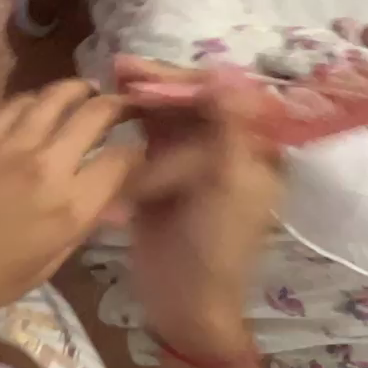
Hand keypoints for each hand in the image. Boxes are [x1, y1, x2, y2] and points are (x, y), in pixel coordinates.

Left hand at [0, 79, 140, 346]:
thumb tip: (109, 200)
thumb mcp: (44, 268)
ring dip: (80, 90)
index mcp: (71, 209)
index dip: (139, 151)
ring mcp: (11, 145)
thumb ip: (80, 227)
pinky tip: (42, 106)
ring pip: (58, 96)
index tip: (140, 151)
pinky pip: (17, 104)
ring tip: (89, 93)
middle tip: (125, 108)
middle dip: (119, 107)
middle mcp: (49, 166)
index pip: (123, 159)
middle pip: (97, 114)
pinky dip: (37, 99)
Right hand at [118, 58, 282, 354]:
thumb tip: (227, 71)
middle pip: (194, 100)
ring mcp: (192, 159)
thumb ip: (228, 127)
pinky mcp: (162, 173)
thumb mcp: (227, 185)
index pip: (227, 96)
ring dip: (143, 94)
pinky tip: (111, 103)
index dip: (190, 81)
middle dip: (160, 82)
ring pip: (169, 114)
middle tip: (121, 67)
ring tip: (112, 75)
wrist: (183, 300)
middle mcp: (226, 146)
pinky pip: (149, 136)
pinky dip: (131, 118)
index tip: (153, 76)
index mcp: (256, 148)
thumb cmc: (215, 246)